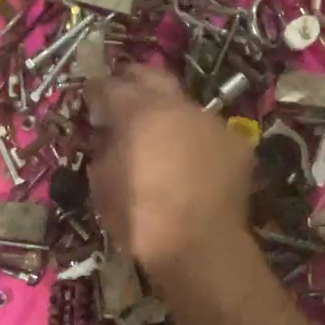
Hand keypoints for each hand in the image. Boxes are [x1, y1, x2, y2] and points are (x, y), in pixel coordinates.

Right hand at [87, 68, 254, 272]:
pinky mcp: (236, 144)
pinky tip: (187, 162)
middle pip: (151, 76)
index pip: (110, 87)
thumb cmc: (141, 222)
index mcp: (140, 115)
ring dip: (166, 115)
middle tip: (119, 94)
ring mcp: (212, 123)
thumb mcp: (102, 190)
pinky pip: (206, 134)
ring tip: (155, 135)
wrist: (200, 249)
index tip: (88, 100)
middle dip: (132, 80)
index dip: (95, 92)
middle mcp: (178, 107)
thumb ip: (102, 154)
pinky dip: (192, 142)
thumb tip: (106, 139)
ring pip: (183, 106)